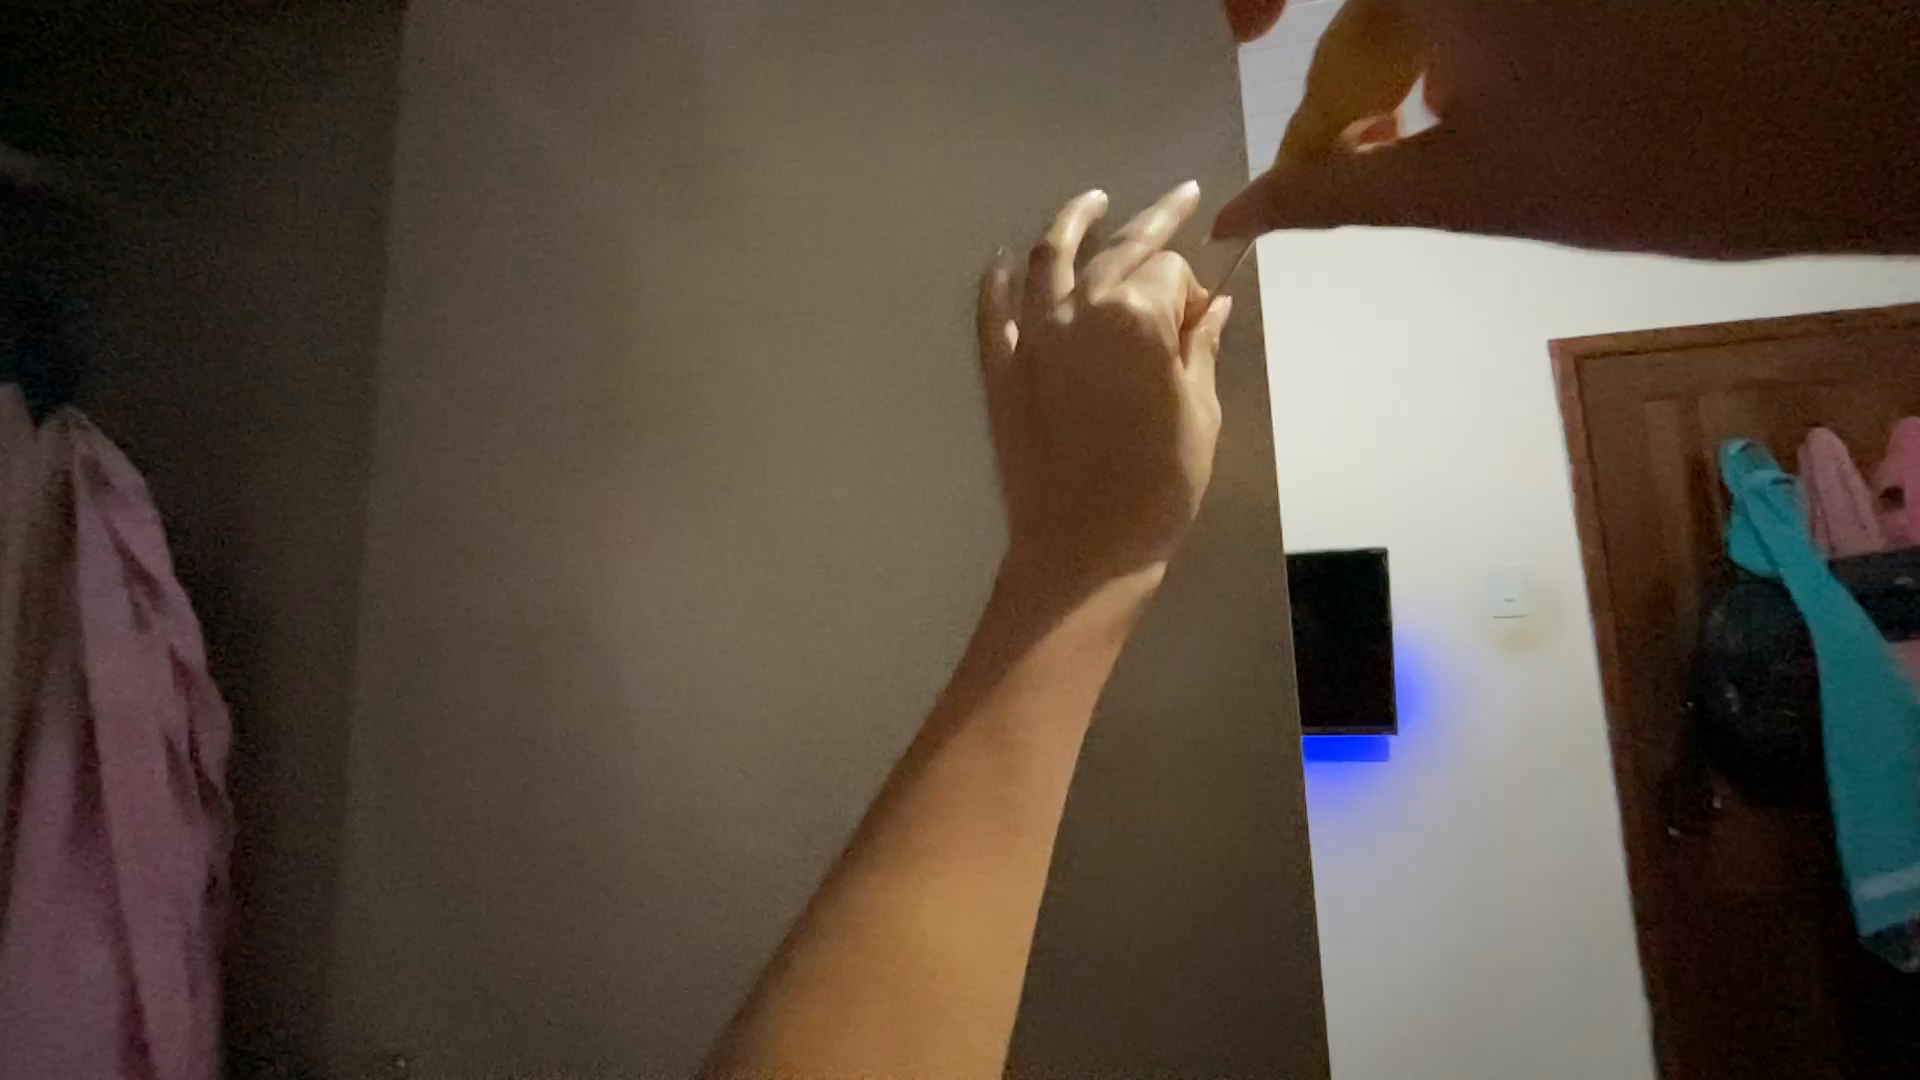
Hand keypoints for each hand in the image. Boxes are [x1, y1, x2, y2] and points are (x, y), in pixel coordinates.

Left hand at [976, 183, 1232, 600]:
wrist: (1083, 548)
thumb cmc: (1157, 487)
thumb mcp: (1200, 414)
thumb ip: (1200, 347)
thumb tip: (1213, 303)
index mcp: (1136, 316)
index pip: (1169, 272)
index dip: (1192, 289)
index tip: (1202, 317)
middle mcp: (1077, 311)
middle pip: (1115, 251)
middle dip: (1151, 223)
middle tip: (1178, 200)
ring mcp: (1029, 339)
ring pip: (1046, 260)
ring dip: (1070, 223)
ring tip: (1090, 202)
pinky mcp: (998, 371)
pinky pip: (990, 312)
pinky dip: (996, 279)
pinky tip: (1004, 259)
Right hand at [1215, 0, 1919, 257]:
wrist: (1868, 117)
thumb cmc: (1647, 164)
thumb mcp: (1459, 189)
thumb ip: (1328, 191)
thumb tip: (1233, 218)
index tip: (1251, 33)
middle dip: (1347, 45)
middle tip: (1349, 130)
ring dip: (1405, 38)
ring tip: (1423, 126)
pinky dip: (1465, 21)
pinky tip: (1485, 82)